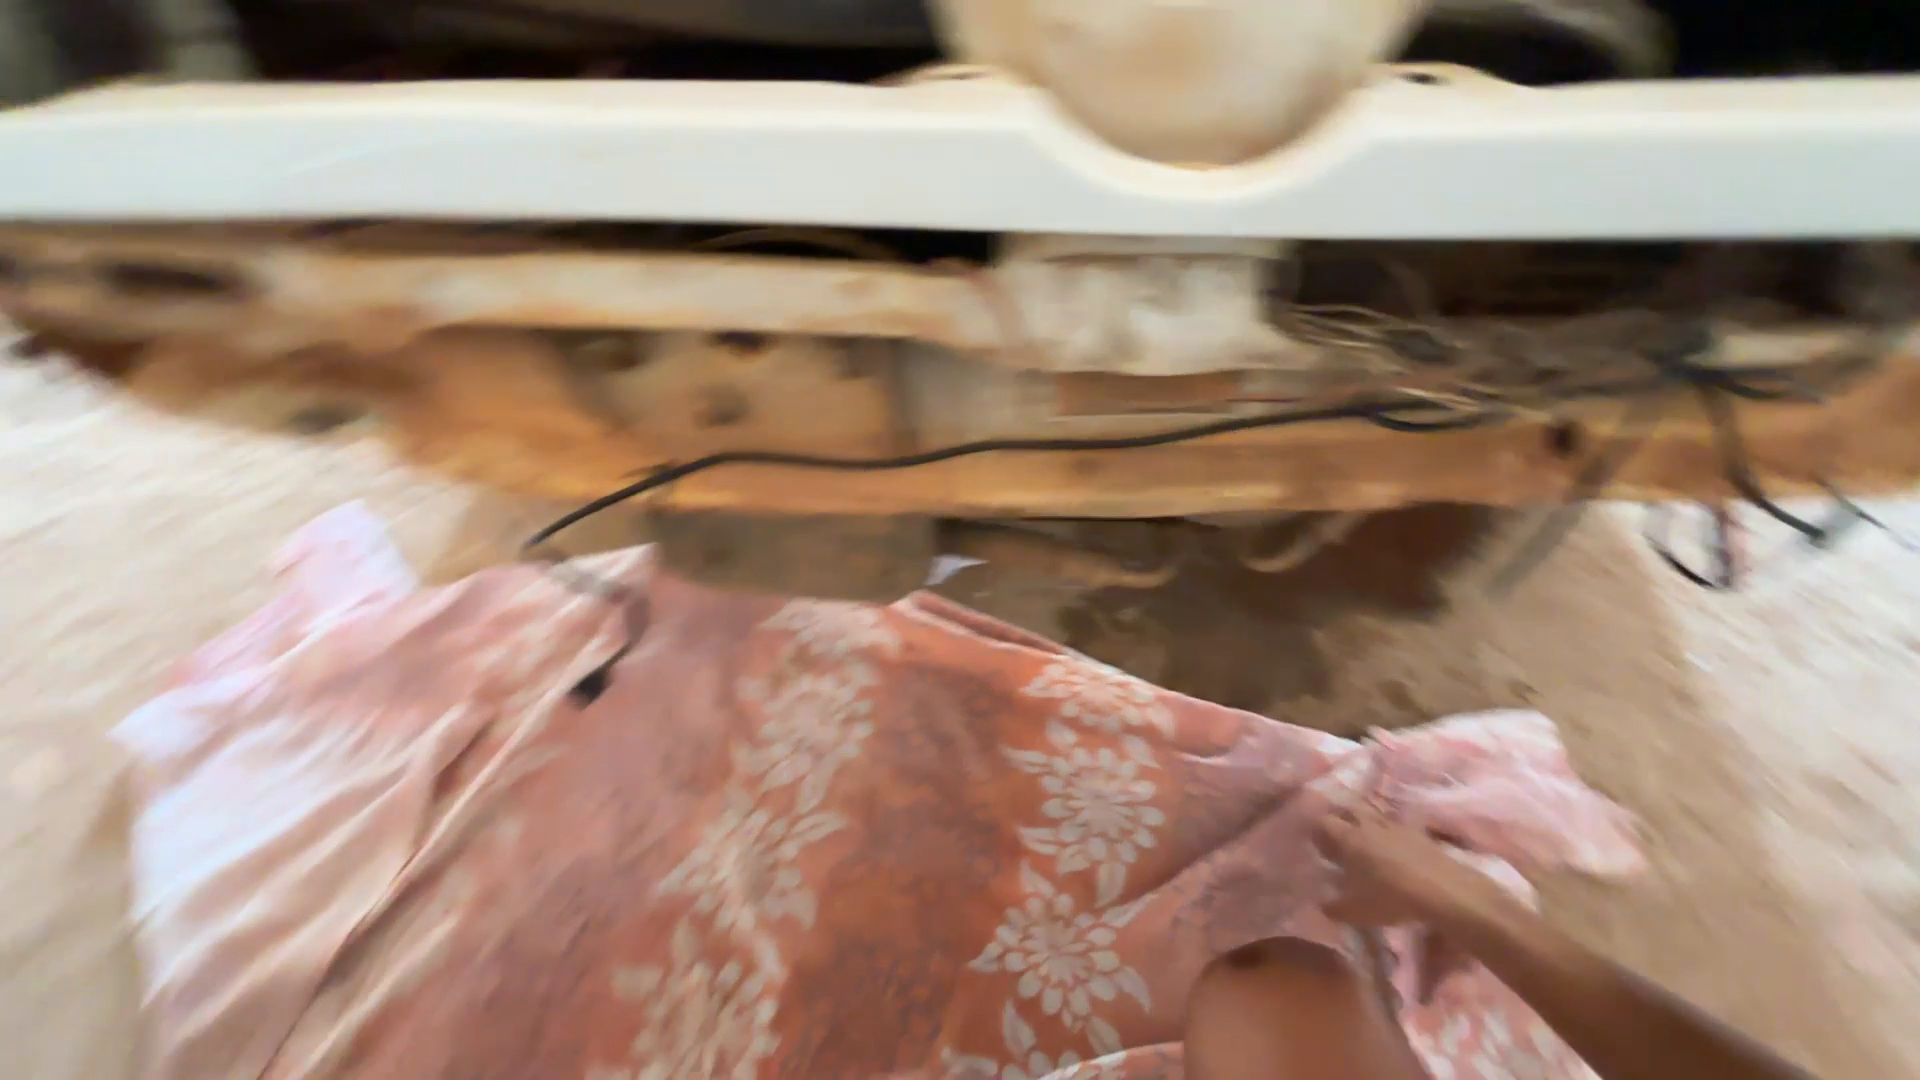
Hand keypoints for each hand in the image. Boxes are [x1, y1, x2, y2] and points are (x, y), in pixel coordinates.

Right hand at [1314, 808, 1506, 927]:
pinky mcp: (1420, 834)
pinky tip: (1397, 850)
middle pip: (1349, 810)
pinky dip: (1394, 834)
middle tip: (1340, 838)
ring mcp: (1396, 826)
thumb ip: (1334, 907)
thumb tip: (1322, 905)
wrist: (1446, 892)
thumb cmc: (1391, 897)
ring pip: (1375, 815)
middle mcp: (1369, 825)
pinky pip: (1400, 827)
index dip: (1317, 831)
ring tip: (1368, 842)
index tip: (1317, 845)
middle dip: (1342, 819)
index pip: (1323, 822)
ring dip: (1368, 824)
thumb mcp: (1356, 911)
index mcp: (1348, 838)